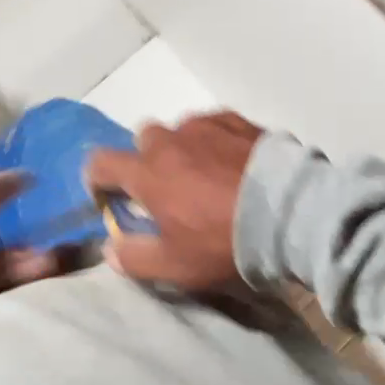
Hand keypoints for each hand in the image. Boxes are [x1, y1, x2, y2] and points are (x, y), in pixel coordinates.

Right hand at [84, 111, 263, 291]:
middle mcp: (166, 139)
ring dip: (184, 151)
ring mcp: (201, 124)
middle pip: (142, 141)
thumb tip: (109, 248)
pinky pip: (212, 126)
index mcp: (145, 172)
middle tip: (171, 192)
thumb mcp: (176, 266)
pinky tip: (235, 165)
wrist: (288, 212)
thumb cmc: (223, 240)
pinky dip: (215, 142)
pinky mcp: (234, 119)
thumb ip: (134, 257)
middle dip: (148, 162)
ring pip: (179, 132)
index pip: (100, 161)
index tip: (107, 194)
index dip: (96, 176)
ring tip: (210, 178)